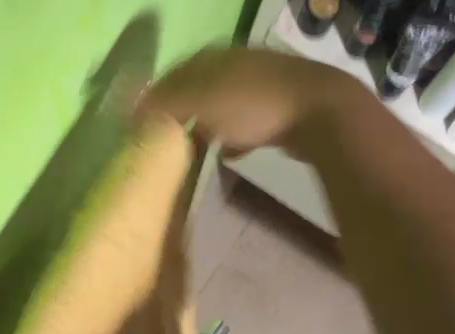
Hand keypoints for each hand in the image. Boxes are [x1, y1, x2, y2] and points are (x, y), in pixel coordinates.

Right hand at [142, 47, 362, 157]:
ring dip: (204, 125)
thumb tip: (137, 111)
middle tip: (163, 138)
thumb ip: (169, 105)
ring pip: (220, 105)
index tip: (138, 122)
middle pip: (197, 89)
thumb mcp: (203, 101)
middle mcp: (234, 65)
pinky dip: (231, 137)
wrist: (316, 112)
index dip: (154, 97)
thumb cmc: (253, 104)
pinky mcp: (277, 110)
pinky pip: (245, 124)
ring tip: (191, 147)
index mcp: (213, 58)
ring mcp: (258, 87)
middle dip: (179, 111)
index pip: (173, 74)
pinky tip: (227, 154)